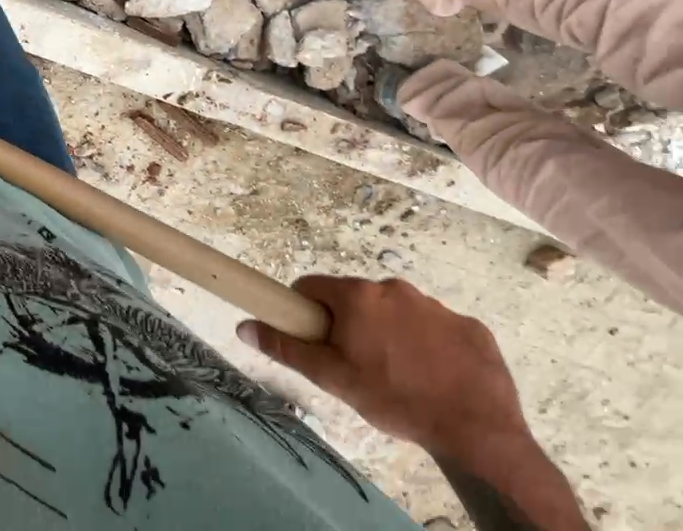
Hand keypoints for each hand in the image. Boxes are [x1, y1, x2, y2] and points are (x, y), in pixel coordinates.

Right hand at [237, 276, 529, 458]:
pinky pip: (439, 329)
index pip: (312, 287)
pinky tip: (435, 375)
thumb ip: (284, 347)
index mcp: (358, 296)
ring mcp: (440, 308)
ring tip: (399, 372)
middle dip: (352, 323)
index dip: (307, 311)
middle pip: (357, 299)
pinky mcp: (474, 329)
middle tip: (356, 360)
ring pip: (398, 312)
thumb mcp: (330, 376)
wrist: (477, 433)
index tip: (315, 338)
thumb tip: (243, 326)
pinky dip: (431, 345)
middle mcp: (396, 290)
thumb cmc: (393, 399)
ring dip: (392, 332)